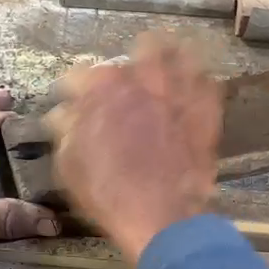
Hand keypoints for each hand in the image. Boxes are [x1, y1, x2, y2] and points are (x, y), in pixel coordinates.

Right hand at [49, 35, 223, 262]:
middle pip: (135, 51)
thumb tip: (62, 114)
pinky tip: (193, 86)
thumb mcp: (70, 165)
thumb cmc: (108, 194)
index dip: (73, 89)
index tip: (71, 100)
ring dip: (168, 56)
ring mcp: (177, 91)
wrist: (162, 217)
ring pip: (176, 53)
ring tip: (164, 66)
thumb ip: (65, 130)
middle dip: (128, 63)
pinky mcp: (205, 110)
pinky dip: (197, 80)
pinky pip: (205, 81)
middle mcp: (141, 79)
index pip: (80, 74)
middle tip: (126, 80)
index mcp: (101, 89)